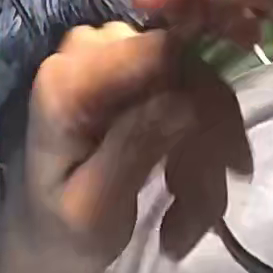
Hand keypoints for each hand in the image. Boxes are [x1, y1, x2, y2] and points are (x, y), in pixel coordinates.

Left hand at [0, 24, 245, 272]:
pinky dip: (199, 141)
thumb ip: (133, 147)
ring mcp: (112, 47)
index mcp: (67, 79)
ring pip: (194, 81)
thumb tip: (184, 99)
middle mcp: (89, 46)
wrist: (48, 224)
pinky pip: (188, 85)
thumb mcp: (95, 209)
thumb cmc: (64, 226)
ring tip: (187, 218)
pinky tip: (185, 192)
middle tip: (201, 215)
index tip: (224, 161)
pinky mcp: (132, 59)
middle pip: (182, 69)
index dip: (202, 93)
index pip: (157, 52)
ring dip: (205, 153)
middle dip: (207, 142)